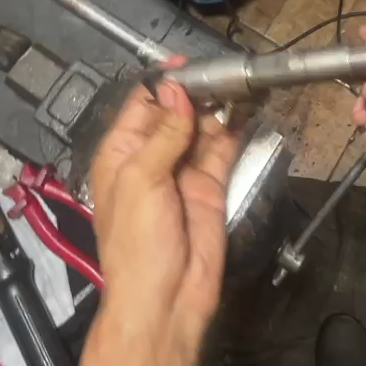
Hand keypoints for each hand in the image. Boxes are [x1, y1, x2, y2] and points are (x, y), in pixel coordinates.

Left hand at [57, 76, 237, 365]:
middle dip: (195, 93)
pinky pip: (222, 148)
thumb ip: (163, 134)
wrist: (167, 300)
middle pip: (175, 112)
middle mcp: (151, 156)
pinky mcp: (210, 183)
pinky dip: (232, 128)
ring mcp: (182, 169)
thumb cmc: (137, 243)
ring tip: (236, 85)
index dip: (163, 83)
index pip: (141, 105)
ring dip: (216, 107)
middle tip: (220, 73)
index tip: (186, 64)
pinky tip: (244, 108)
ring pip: (201, 126)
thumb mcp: (142, 181)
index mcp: (121, 152)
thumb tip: (175, 91)